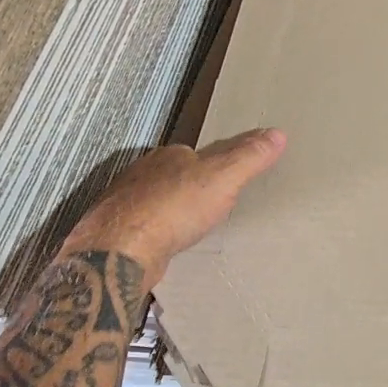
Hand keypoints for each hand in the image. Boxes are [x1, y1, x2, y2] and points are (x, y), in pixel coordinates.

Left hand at [59, 128, 285, 288]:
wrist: (118, 253)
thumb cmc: (174, 209)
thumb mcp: (224, 178)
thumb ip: (249, 157)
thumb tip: (278, 133)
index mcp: (167, 156)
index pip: (194, 153)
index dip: (211, 165)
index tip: (225, 179)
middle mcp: (139, 174)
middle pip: (171, 176)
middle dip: (187, 187)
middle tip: (209, 204)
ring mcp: (120, 204)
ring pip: (151, 202)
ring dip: (166, 211)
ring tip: (187, 227)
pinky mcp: (109, 233)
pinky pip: (137, 228)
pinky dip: (150, 234)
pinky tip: (161, 246)